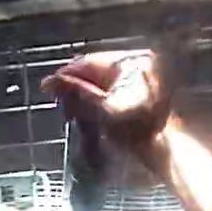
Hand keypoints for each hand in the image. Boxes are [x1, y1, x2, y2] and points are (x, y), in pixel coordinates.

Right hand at [41, 50, 173, 170]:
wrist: (162, 148)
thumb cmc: (137, 130)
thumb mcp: (102, 110)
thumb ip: (76, 93)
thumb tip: (49, 82)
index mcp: (130, 62)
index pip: (89, 62)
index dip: (67, 76)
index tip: (49, 88)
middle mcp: (137, 62)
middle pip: (94, 71)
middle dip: (76, 88)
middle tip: (63, 106)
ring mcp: (140, 75)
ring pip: (101, 81)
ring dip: (85, 96)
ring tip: (74, 113)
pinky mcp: (140, 89)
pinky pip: (112, 88)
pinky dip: (98, 100)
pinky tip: (90, 113)